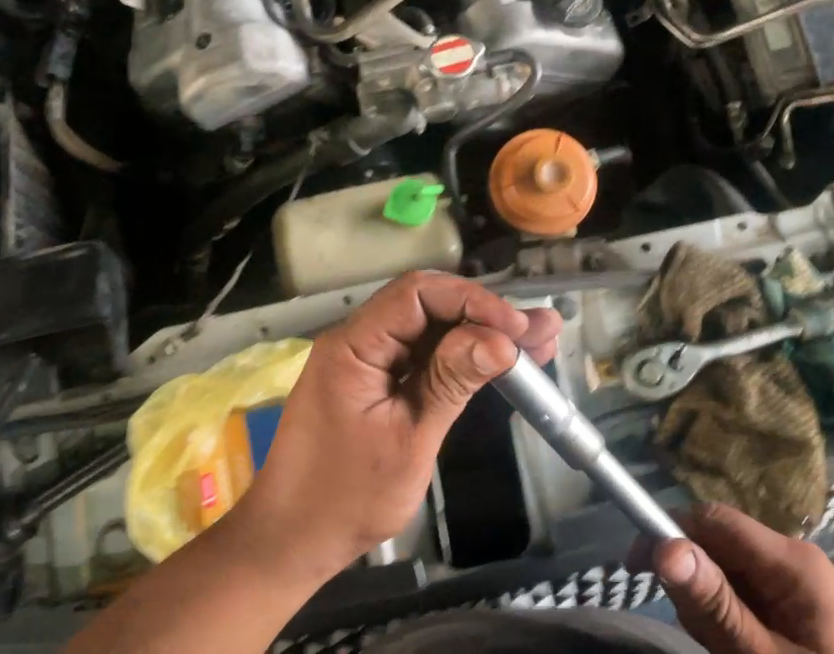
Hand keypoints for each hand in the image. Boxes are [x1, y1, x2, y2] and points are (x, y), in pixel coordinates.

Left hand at [236, 271, 561, 573]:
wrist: (292, 539)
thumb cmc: (345, 497)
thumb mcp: (408, 440)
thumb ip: (452, 382)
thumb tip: (501, 339)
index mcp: (354, 344)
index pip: (418, 294)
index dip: (472, 301)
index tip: (515, 328)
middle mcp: (358, 340)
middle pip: (427, 305)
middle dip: (485, 314)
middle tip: (541, 332)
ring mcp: (367, 361)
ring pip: (430, 330)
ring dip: (480, 335)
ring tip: (538, 344)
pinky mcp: (377, 382)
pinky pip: (422, 357)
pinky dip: (460, 359)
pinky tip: (500, 363)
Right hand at [644, 502, 833, 653]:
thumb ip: (715, 605)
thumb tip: (662, 545)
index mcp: (792, 560)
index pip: (713, 519)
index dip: (669, 533)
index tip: (635, 570)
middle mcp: (795, 559)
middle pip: (718, 547)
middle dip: (696, 586)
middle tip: (703, 640)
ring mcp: (800, 585)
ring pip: (728, 575)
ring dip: (713, 611)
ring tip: (728, 652)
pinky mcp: (801, 610)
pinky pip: (748, 598)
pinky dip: (732, 622)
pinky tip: (740, 650)